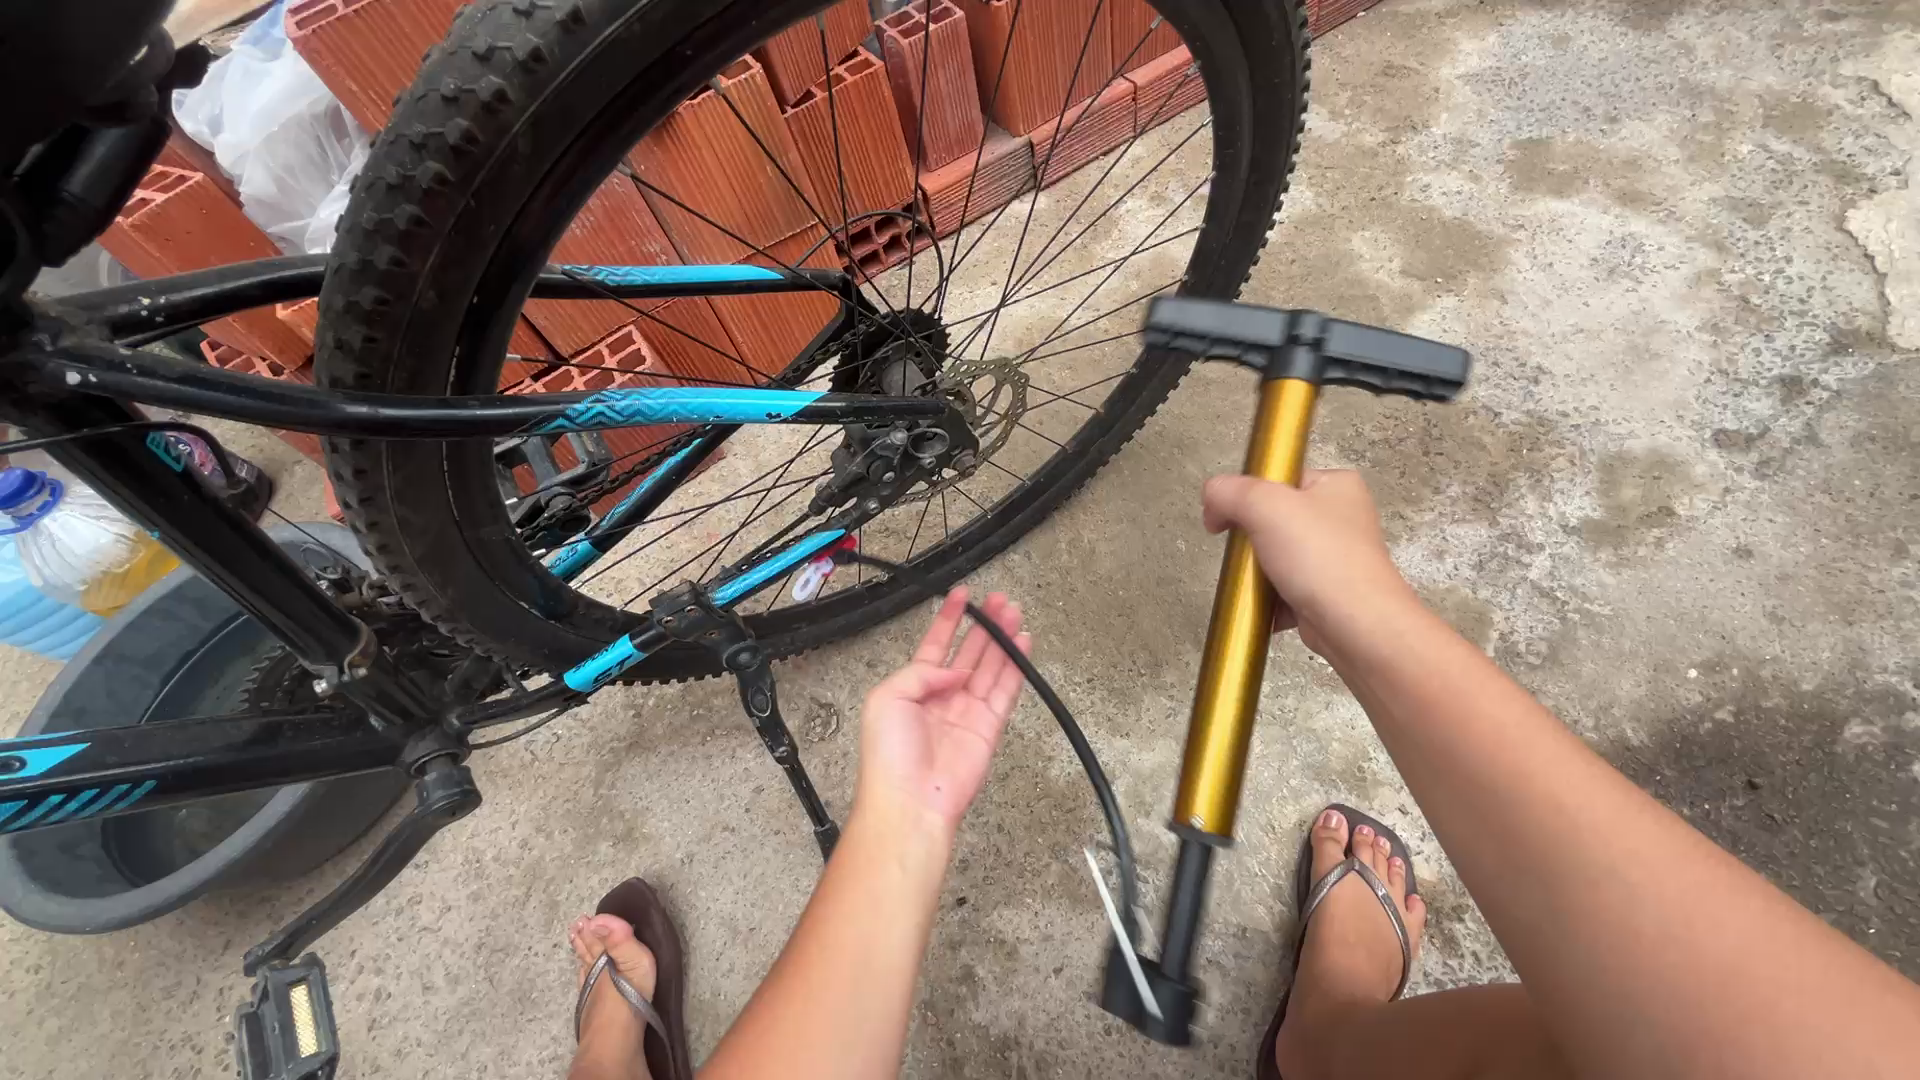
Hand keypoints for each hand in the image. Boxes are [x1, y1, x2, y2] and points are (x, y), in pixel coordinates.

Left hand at [856, 588, 1028, 837]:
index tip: (961, 596)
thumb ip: (921, 672)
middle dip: (984, 625)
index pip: (935, 645)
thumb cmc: (888, 757)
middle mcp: (942, 697)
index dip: (949, 619)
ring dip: (1003, 639)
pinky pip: (1006, 691)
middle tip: (1000, 601)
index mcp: (913, 689)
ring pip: (990, 666)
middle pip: (969, 652)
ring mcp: (966, 712)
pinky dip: (1016, 668)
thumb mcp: (887, 698)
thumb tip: (954, 669)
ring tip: (1015, 613)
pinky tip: (1023, 645)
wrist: (910, 801)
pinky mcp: (988, 728)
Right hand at [1201, 470, 1416, 655]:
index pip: (1278, 478)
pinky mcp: (1328, 591)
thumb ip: (1229, 492)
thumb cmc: (1318, 557)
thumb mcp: (1265, 506)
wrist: (1355, 625)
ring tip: (1252, 581)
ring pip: (1276, 554)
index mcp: (1336, 485)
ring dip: (1256, 569)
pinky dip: (1269, 596)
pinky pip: (1285, 585)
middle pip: (1273, 518)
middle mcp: (1341, 517)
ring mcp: (1336, 557)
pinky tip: (1264, 604)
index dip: (1245, 494)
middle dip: (1250, 537)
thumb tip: (1211, 497)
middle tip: (1240, 552)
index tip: (1226, 518)